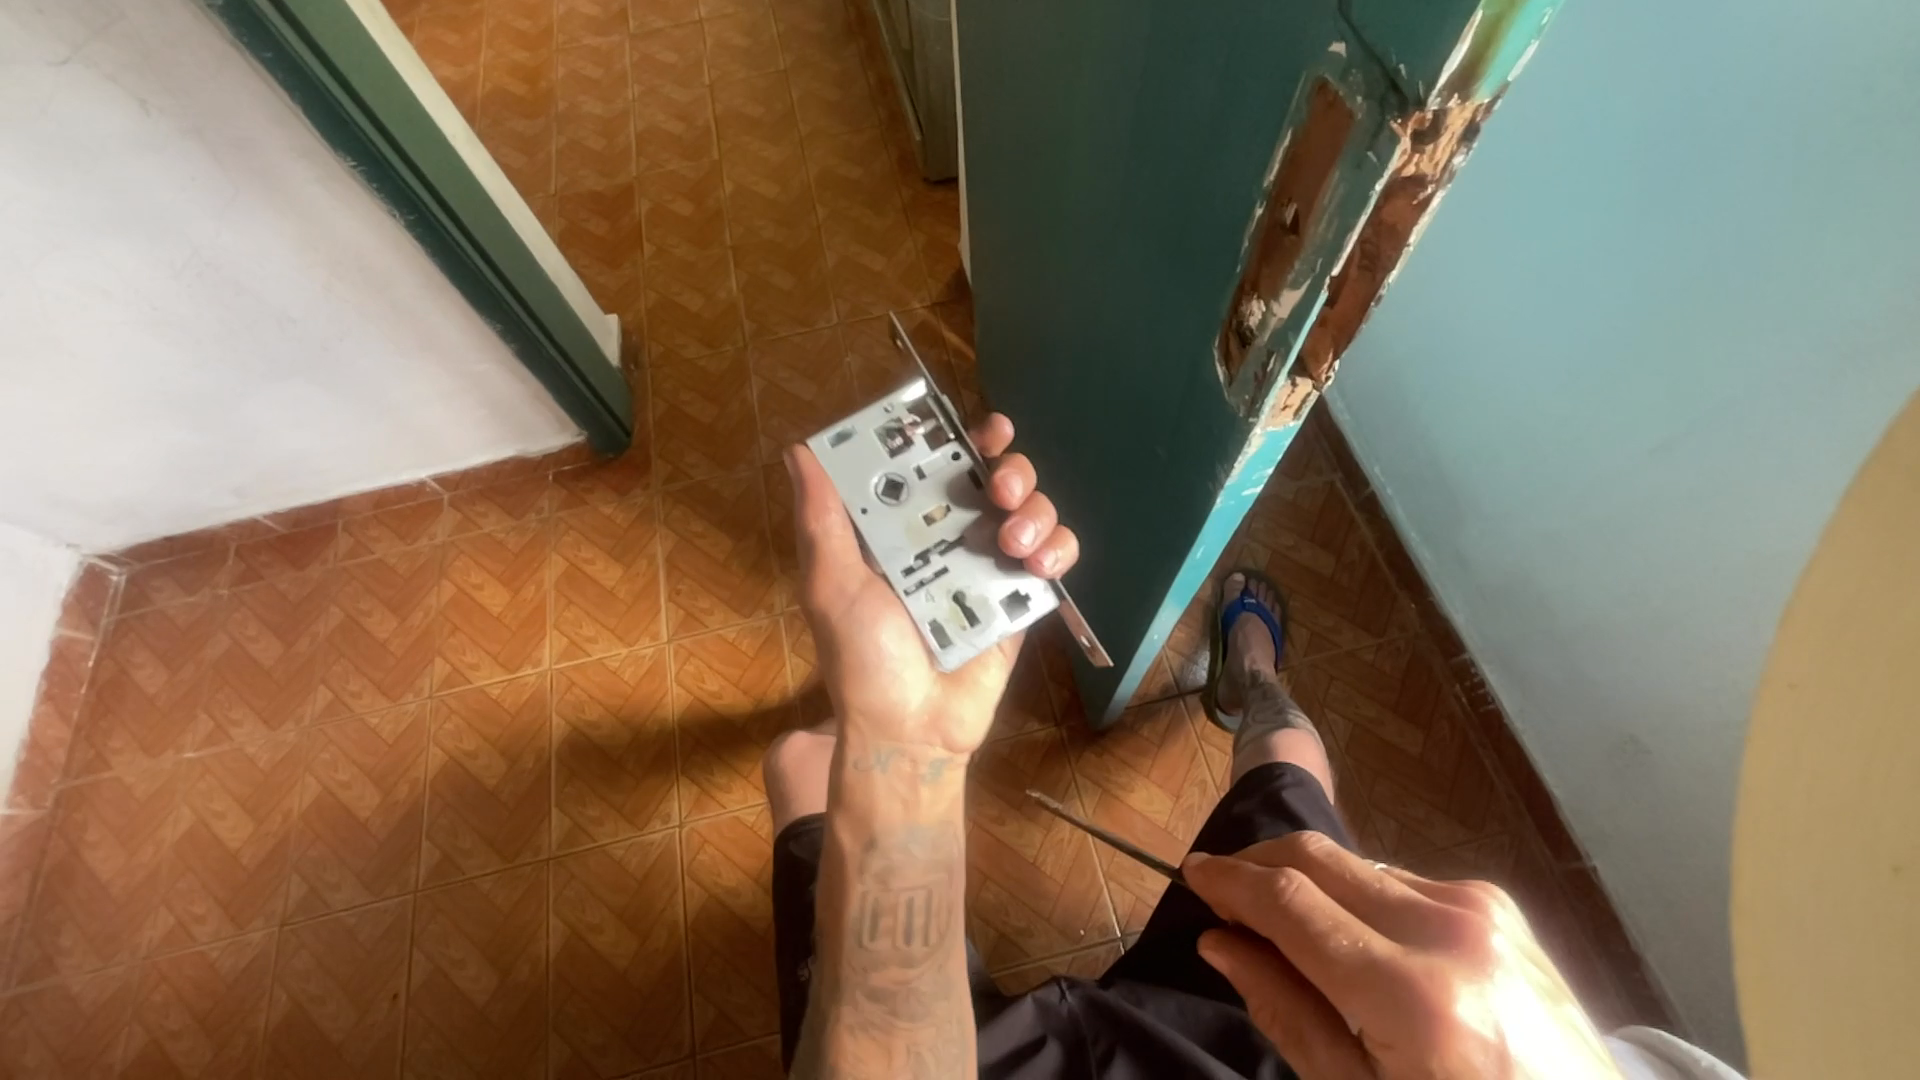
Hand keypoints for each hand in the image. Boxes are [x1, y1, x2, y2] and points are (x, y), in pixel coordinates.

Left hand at [785, 412, 1079, 756]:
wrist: (912, 731)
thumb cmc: (863, 658)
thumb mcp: (833, 585)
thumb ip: (823, 519)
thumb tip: (801, 452)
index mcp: (906, 527)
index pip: (939, 462)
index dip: (962, 435)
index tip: (982, 427)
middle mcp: (952, 538)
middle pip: (997, 476)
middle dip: (1010, 468)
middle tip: (1000, 487)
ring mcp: (991, 566)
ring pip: (1033, 509)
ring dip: (1034, 510)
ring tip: (1011, 543)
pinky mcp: (1022, 598)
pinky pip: (1055, 556)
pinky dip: (1058, 549)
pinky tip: (1039, 567)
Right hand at [1182, 833, 1620, 1079]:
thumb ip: (1286, 1012)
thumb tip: (1218, 941)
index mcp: (1412, 997)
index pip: (1289, 901)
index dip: (1229, 880)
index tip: (1193, 872)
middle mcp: (1448, 933)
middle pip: (1318, 858)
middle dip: (1258, 863)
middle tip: (1223, 890)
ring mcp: (1481, 911)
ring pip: (1354, 863)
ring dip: (1307, 880)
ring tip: (1285, 922)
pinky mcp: (1497, 906)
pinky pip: (1396, 878)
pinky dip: (1355, 893)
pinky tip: (1354, 935)